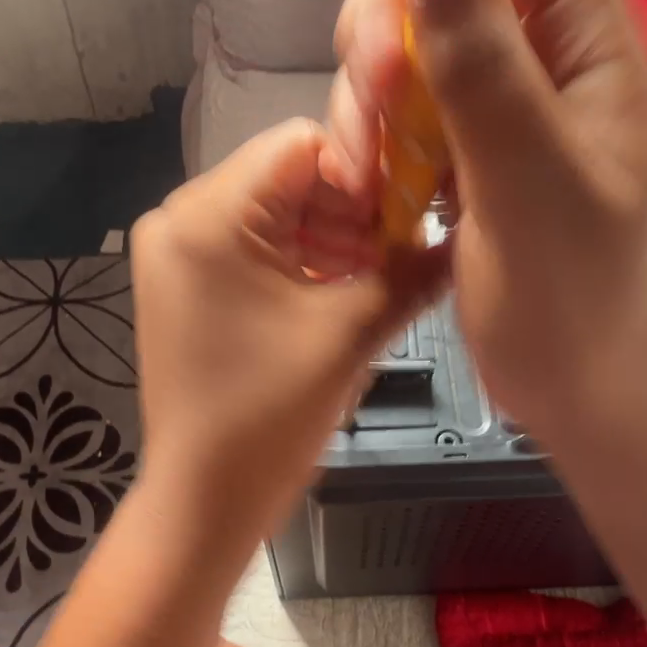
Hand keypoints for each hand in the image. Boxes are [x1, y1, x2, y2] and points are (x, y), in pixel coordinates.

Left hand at [130, 119, 445, 547]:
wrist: (203, 502)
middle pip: (287, 179)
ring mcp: (178, 254)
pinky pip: (254, 250)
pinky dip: (302, 262)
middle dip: (353, 210)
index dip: (365, 170)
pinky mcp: (186, 286)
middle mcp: (180, 218)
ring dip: (332, 238)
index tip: (411, 210)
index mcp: (207, 216)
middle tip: (406, 248)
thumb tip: (468, 233)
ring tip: (384, 275)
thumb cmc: (268, 416)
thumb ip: (411, 272)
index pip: (302, 145)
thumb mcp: (348, 334)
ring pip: (274, 215)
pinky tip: (347, 290)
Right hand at [329, 0, 646, 457]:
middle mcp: (555, 62)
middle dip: (397, 13)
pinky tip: (375, 181)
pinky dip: (379, 131)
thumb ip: (482, 61)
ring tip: (371, 159)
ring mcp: (511, 109)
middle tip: (375, 90)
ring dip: (375, 84)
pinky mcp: (475, 153)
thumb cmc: (575, 305)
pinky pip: (412, 106)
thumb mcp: (529, 180)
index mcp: (598, 48)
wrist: (586, 398)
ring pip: (423, 40)